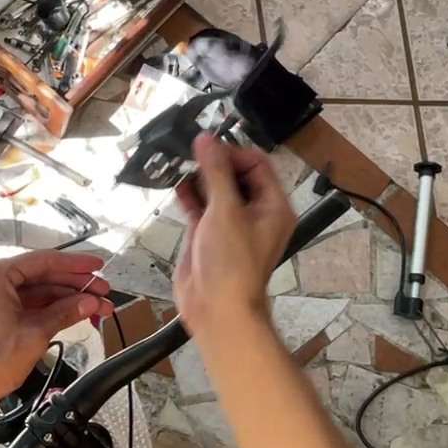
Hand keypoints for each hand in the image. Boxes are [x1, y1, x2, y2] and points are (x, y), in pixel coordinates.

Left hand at [0, 250, 112, 420]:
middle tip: (101, 292)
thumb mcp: (35, 335)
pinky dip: (46, 306)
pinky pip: (23, 300)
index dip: (76, 264)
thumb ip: (65, 313)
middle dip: (74, 284)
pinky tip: (71, 312)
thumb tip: (88, 302)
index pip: (43, 260)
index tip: (97, 266)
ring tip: (93, 307)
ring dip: (64, 297)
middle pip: (40, 273)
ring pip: (34, 288)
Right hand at [173, 135, 294, 337]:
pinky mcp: (208, 234)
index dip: (233, 152)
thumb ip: (215, 172)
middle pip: (235, 174)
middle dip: (213, 162)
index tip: (206, 146)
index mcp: (273, 205)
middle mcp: (254, 212)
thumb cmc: (231, 262)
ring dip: (198, 177)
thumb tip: (206, 139)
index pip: (257, 164)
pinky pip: (200, 206)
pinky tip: (175, 184)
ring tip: (178, 163)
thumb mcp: (225, 211)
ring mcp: (230, 224)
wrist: (216, 308)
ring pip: (215, 189)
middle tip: (188, 151)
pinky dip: (189, 195)